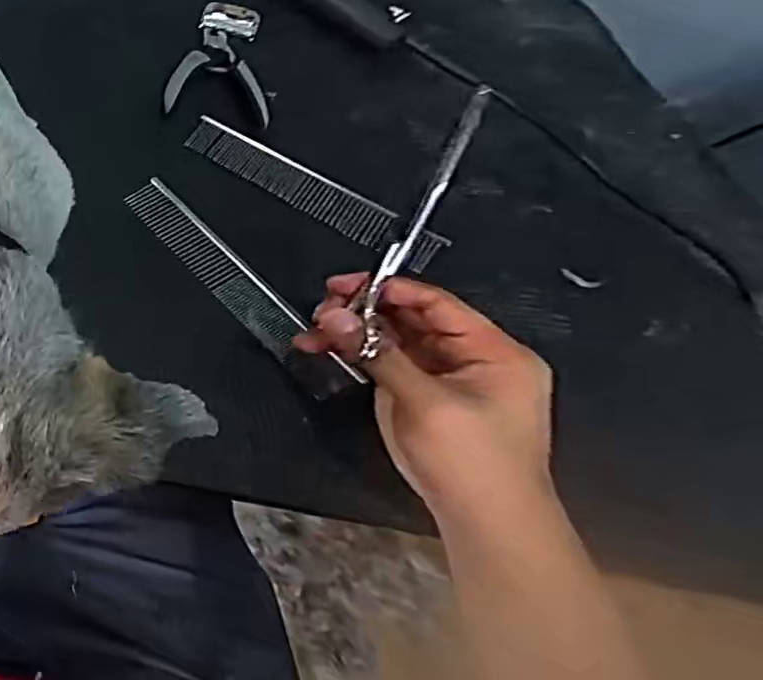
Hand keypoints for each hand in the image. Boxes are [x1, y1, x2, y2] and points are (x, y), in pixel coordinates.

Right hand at [295, 274, 554, 523]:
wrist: (485, 522)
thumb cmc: (472, 460)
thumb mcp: (424, 401)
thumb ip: (375, 353)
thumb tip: (333, 316)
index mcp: (494, 354)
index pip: (435, 304)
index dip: (388, 290)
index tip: (342, 286)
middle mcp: (469, 358)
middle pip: (408, 316)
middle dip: (360, 311)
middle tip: (321, 311)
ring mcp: (442, 375)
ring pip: (388, 335)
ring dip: (349, 330)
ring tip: (314, 331)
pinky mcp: (417, 390)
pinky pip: (381, 357)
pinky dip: (351, 351)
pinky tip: (321, 347)